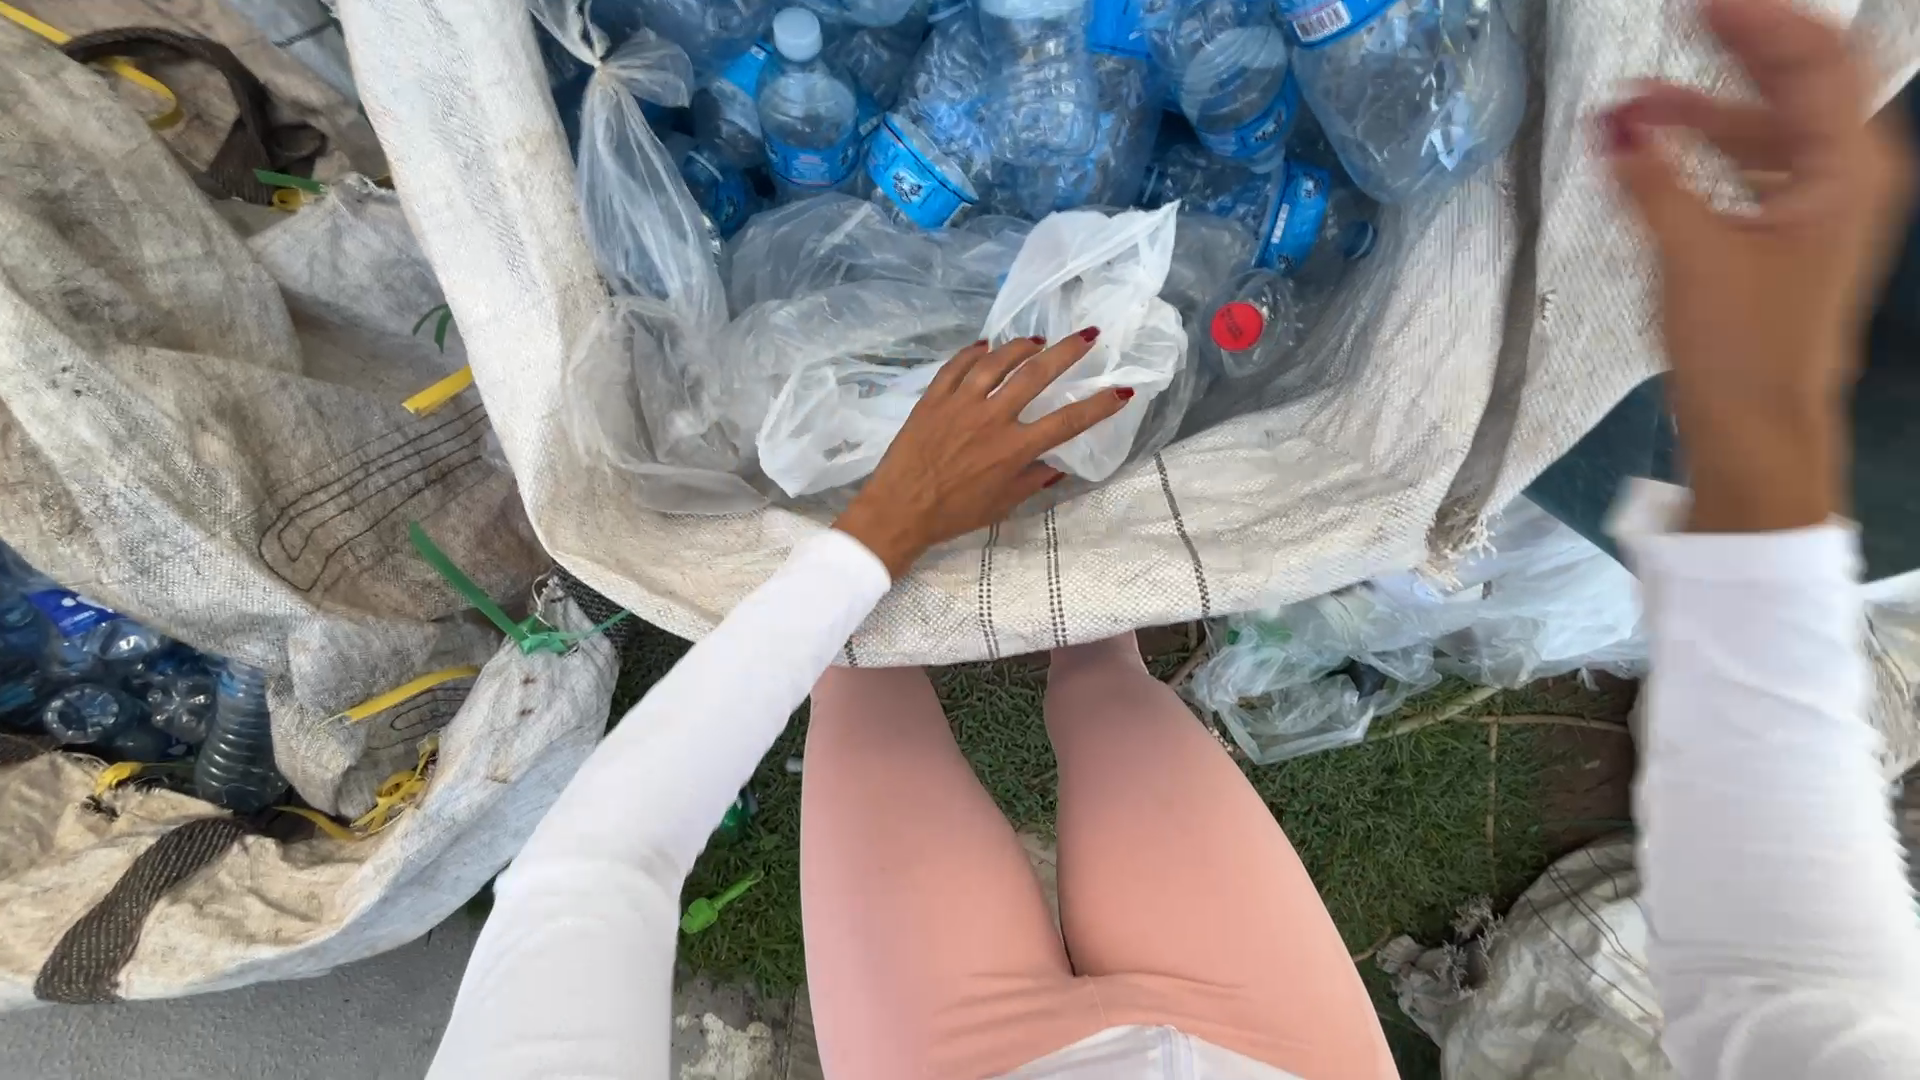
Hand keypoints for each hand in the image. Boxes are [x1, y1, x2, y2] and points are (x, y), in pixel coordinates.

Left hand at [832, 331, 1132, 578]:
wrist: (898, 510)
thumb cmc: (953, 514)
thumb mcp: (1001, 505)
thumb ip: (1032, 481)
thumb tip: (1057, 466)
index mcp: (1013, 449)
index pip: (1067, 422)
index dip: (1098, 406)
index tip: (1122, 391)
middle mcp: (992, 419)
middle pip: (1037, 375)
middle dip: (1068, 352)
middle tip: (1088, 335)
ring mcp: (960, 404)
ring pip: (997, 361)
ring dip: (1021, 346)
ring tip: (1037, 340)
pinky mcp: (932, 398)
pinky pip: (956, 366)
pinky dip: (973, 353)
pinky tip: (985, 346)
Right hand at [1600, 0, 1913, 531]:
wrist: (1755, 420)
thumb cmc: (1737, 342)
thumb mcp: (1692, 258)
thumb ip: (1652, 185)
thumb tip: (1611, 125)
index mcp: (1847, 170)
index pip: (1816, 63)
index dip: (1758, 23)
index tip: (1696, 0)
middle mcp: (1844, 175)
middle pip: (1796, 89)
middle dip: (1730, 56)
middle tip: (1671, 27)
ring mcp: (1813, 206)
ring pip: (1762, 134)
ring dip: (1700, 114)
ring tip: (1630, 105)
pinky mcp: (1777, 237)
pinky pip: (1744, 174)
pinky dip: (1698, 157)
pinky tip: (1653, 156)